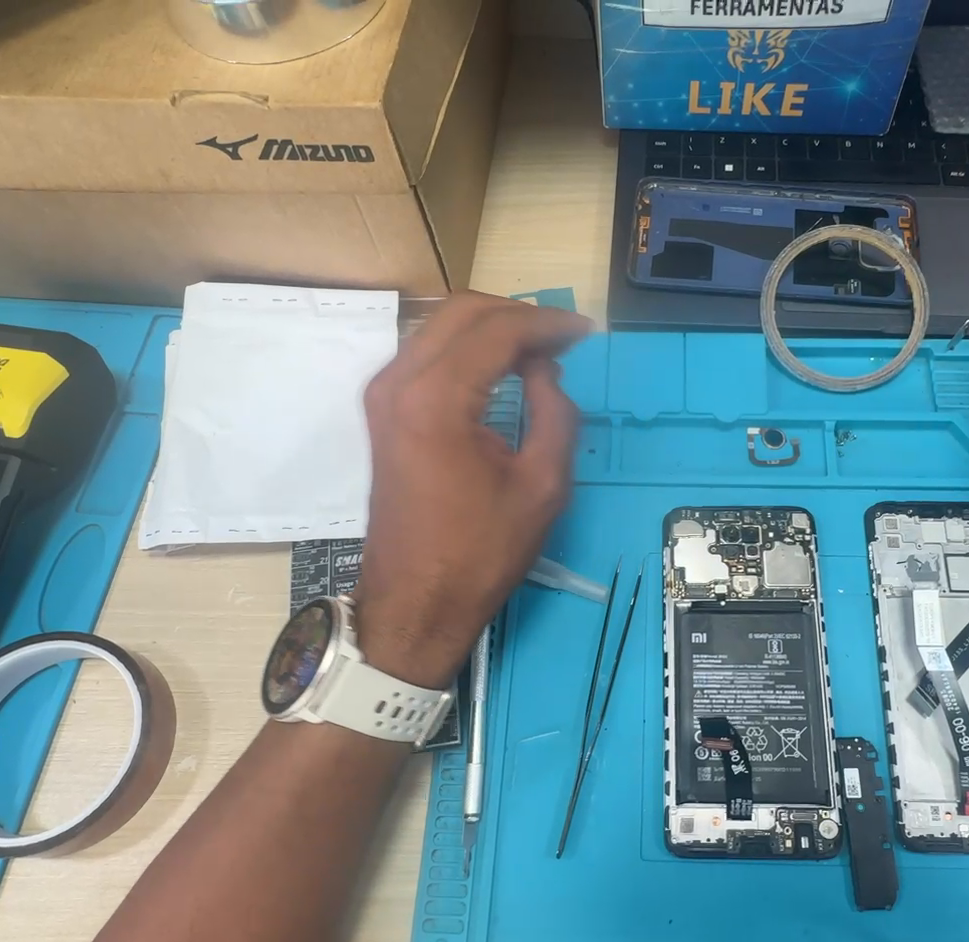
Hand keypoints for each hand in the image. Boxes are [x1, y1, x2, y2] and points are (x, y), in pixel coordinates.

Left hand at [352, 293, 590, 688]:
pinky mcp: (382, 412)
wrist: (416, 602)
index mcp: (436, 399)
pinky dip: (467, 350)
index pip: (497, 330)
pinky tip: (501, 369)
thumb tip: (545, 370)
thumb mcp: (542, 485)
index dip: (547, 324)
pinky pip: (427, 354)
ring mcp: (382, 395)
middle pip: (462, 313)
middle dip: (518, 315)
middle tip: (564, 337)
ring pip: (441, 328)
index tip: (586, 332)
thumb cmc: (482, 553)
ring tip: (539, 350)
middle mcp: (398, 382)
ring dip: (491, 328)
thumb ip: (554, 413)